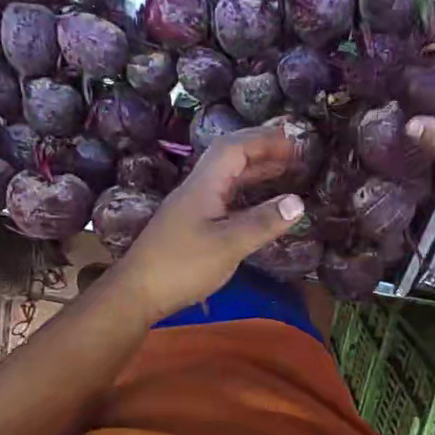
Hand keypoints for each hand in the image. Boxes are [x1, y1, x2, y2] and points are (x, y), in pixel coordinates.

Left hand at [104, 127, 304, 319]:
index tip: (293, 141)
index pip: (234, 148)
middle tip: (295, 153)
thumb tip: (298, 202)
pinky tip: (259, 206)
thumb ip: (263, 222)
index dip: (264, 140)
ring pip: (227, 179)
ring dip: (255, 172)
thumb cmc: (181, 266)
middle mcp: (197, 190)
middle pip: (230, 158)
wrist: (135, 294)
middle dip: (263, 151)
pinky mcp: (190, 226)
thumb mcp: (227, 245)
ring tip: (285, 172)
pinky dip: (246, 195)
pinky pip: (224, 199)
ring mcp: (192, 208)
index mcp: (204, 185)